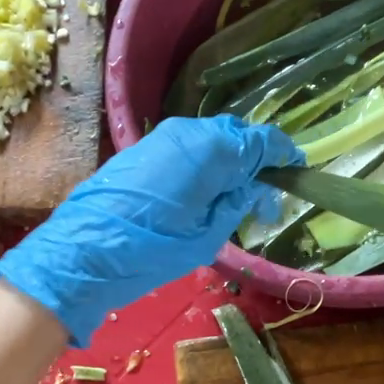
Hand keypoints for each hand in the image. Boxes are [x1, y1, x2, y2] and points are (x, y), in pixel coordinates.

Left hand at [0, 116, 301, 344]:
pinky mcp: (145, 149)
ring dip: (229, 163)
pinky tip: (207, 192)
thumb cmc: (153, 249)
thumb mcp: (208, 234)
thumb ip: (238, 201)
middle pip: (236, 136)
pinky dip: (206, 163)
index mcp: (211, 150)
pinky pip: (189, 147)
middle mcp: (189, 132)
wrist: (85, 252)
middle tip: (267, 195)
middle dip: (256, 160)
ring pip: (211, 140)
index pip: (260, 141)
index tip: (298, 172)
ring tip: (237, 198)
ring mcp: (164, 137)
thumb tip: (260, 185)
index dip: (283, 155)